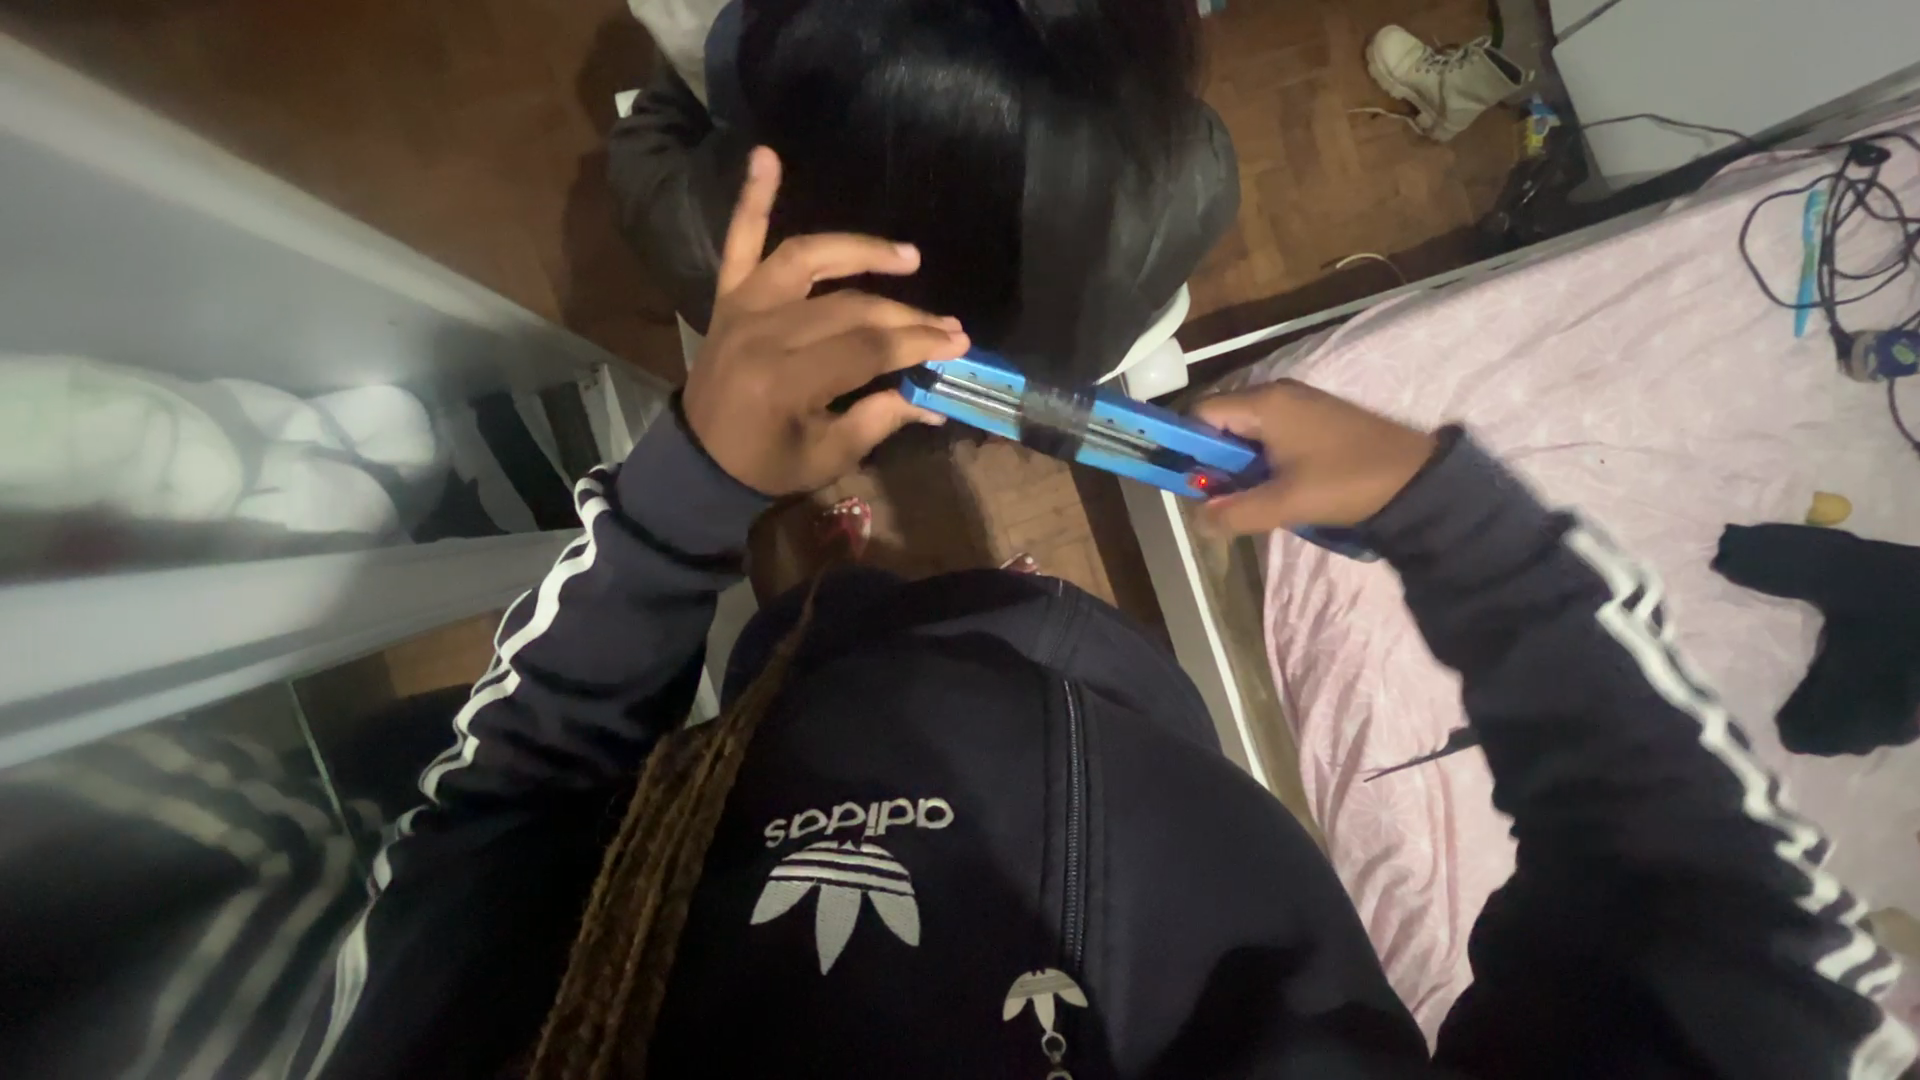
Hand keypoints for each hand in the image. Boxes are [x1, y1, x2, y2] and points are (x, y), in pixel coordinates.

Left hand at [682, 147, 966, 494]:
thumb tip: (934, 399)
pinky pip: (740, 239)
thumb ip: (879, 421)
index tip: (958, 344)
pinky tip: (768, 156)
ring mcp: (743, 306)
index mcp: (786, 380)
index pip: (867, 348)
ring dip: (861, 251)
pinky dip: (753, 198)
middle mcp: (763, 332)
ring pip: (808, 259)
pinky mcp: (728, 296)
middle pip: (849, 307)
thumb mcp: (827, 457)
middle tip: (947, 325)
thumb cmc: (765, 466)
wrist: (698, 460)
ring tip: (908, 257)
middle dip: (906, 315)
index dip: (917, 343)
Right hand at [1191, 380, 1437, 534]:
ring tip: (1248, 495)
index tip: (1192, 481)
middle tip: (1221, 494)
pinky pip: (1267, 433)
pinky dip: (1259, 459)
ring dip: (1236, 462)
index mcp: (1265, 404)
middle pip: (1219, 420)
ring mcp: (1298, 404)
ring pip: (1243, 430)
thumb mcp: (1285, 504)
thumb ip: (1234, 512)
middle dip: (1212, 459)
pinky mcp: (1314, 419)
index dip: (1187, 446)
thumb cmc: (1348, 483)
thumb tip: (1197, 519)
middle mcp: (1277, 395)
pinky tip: (1273, 486)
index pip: (1200, 414)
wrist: (1420, 480)